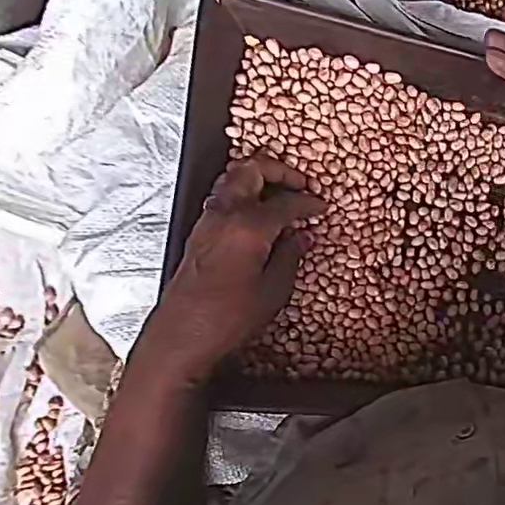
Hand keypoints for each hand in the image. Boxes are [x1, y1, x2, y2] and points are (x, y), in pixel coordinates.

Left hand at [139, 155, 324, 381]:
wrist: (183, 334)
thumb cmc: (229, 316)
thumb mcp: (274, 288)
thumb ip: (291, 255)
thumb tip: (303, 237)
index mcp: (248, 226)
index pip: (287, 202)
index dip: (309, 202)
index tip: (321, 206)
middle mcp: (224, 215)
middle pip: (251, 170)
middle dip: (279, 171)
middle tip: (300, 184)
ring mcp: (207, 222)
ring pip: (233, 181)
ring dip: (259, 181)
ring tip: (281, 197)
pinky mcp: (199, 234)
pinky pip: (224, 200)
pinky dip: (245, 199)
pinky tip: (260, 220)